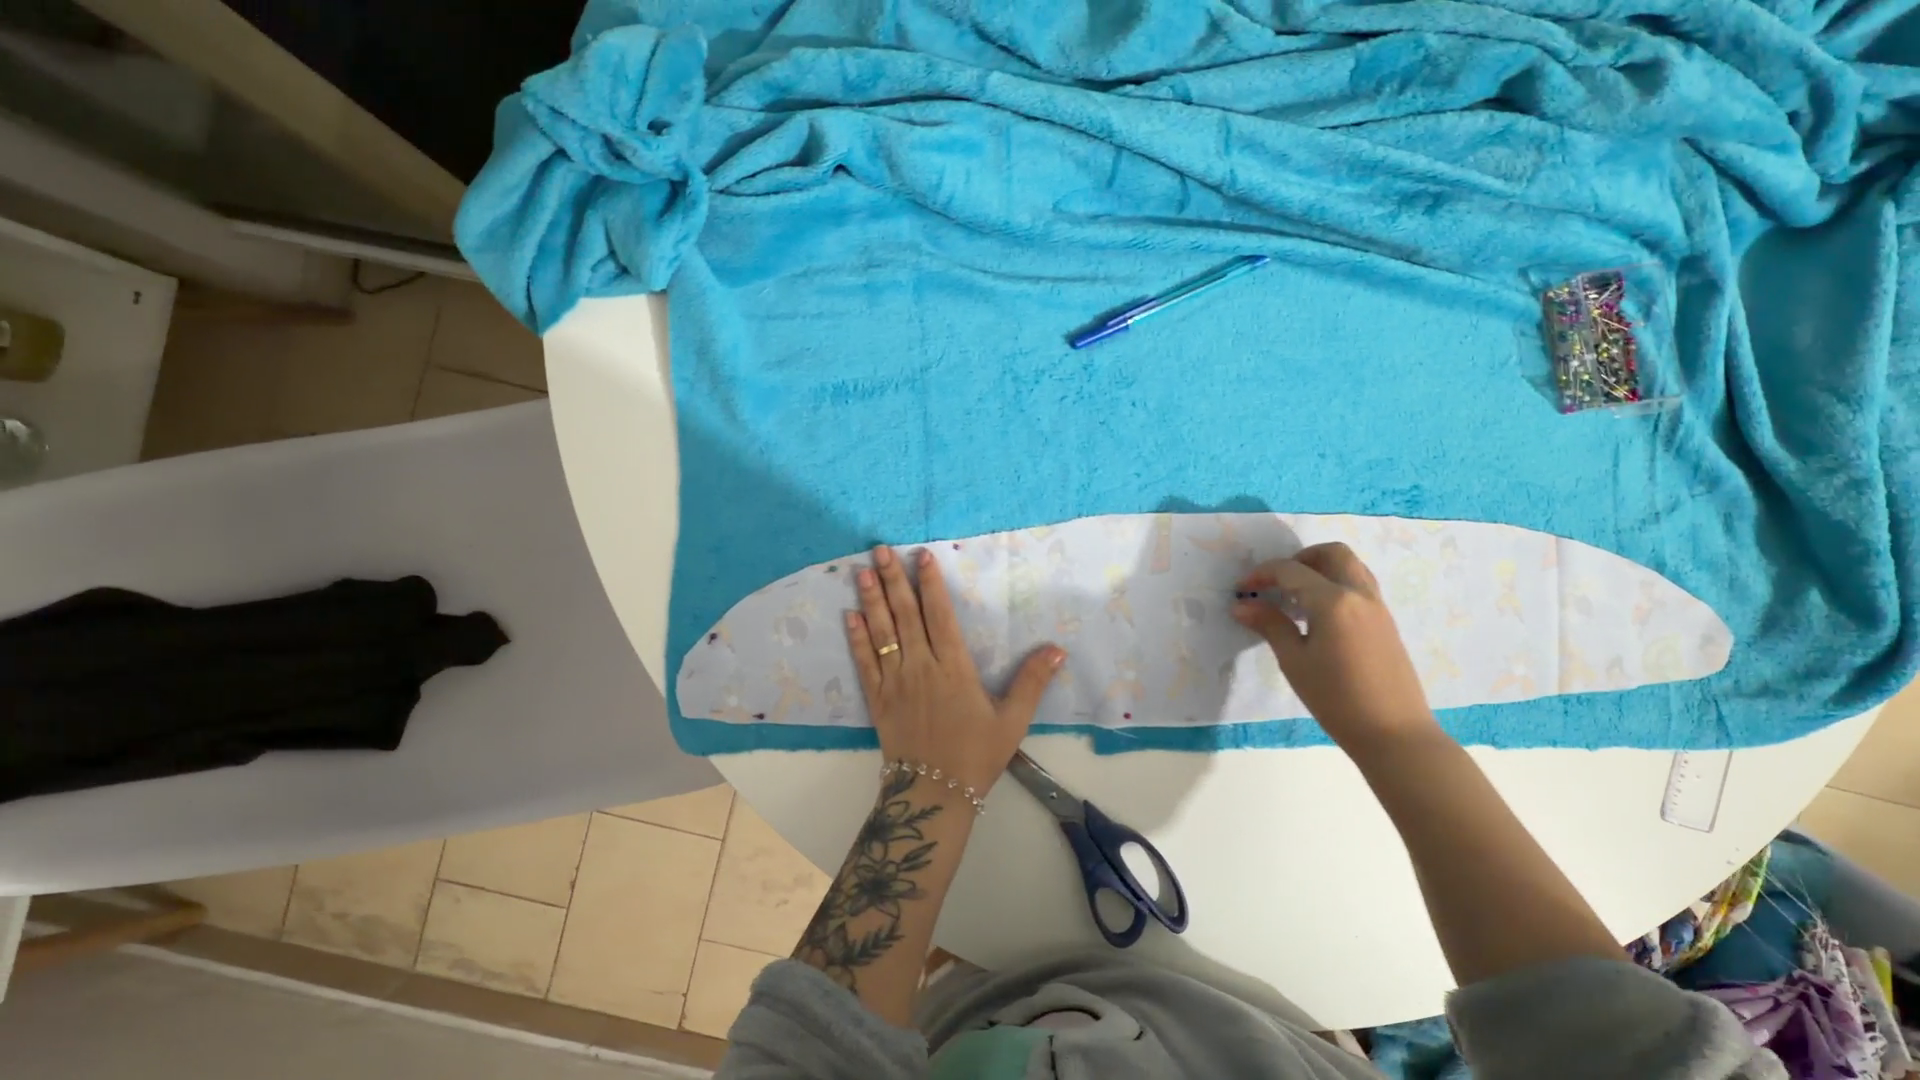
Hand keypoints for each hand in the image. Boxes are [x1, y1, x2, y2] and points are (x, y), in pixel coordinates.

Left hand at [847, 545, 1064, 793]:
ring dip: (871, 600)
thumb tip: (1057, 649)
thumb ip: (1032, 682)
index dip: (930, 584)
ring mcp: (895, 683)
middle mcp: (921, 668)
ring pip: (882, 633)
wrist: (933, 793)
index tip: (921, 556)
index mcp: (954, 668)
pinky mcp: (877, 700)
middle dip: (893, 580)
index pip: (939, 616)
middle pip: (905, 615)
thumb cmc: (976, 756)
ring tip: (862, 571)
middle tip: (880, 549)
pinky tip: (850, 615)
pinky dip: (856, 638)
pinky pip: (864, 663)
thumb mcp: (1012, 721)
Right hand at [1231, 542, 1437, 748]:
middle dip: (1300, 558)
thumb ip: (1270, 626)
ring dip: (1321, 569)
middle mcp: (1359, 594)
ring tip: (1297, 598)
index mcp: (1333, 601)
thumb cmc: (1336, 699)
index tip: (1242, 590)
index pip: (1292, 571)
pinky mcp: (1386, 622)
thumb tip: (1242, 605)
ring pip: (1351, 567)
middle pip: (1332, 553)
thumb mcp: (1295, 662)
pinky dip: (1336, 585)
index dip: (1262, 575)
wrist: (1393, 732)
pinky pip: (1360, 586)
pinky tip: (1319, 617)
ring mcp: (1378, 607)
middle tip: (1277, 582)